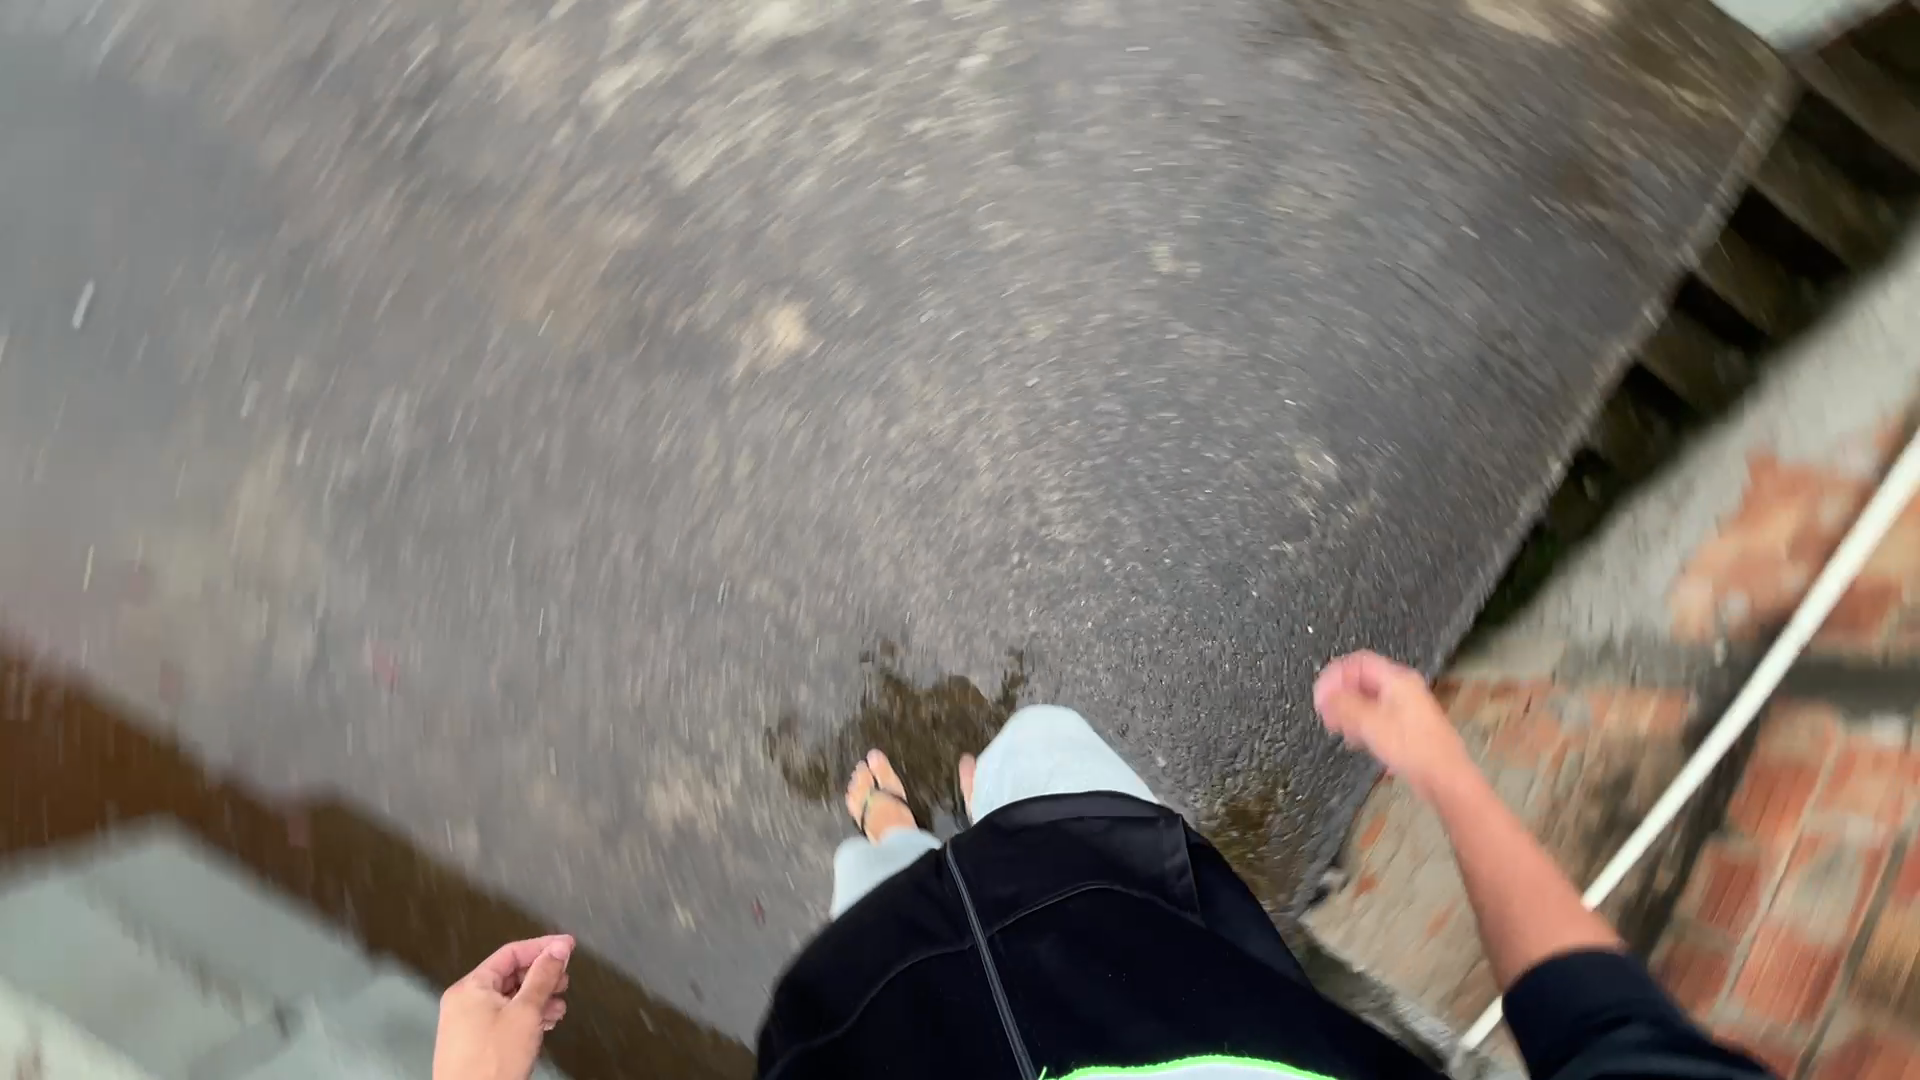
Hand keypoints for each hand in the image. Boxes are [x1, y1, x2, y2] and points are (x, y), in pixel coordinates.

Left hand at [434, 935, 573, 1079]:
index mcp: (471, 988)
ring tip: (558, 1008)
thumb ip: (544, 975)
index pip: (512, 952)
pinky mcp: (474, 1044)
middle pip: (512, 974)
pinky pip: (505, 1017)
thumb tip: (560, 947)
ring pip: (511, 997)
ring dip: (539, 998)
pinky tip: (544, 1023)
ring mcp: (467, 1025)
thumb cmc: (493, 1060)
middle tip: (564, 981)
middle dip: (543, 976)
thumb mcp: (526, 1011)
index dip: (544, 947)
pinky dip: (527, 1016)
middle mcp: (465, 1002)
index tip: (569, 948)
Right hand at [1314, 650, 1473, 799]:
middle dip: (1339, 694)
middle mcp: (1402, 689)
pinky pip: (1375, 715)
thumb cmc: (1414, 748)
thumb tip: (1324, 695)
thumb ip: (1342, 704)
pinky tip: (1354, 738)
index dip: (1335, 674)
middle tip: (1325, 710)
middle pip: (1361, 680)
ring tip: (1336, 726)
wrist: (1445, 779)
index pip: (1357, 662)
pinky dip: (1360, 722)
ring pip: (1366, 699)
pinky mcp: (1405, 726)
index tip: (1322, 693)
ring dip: (1347, 710)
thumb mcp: (1369, 722)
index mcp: (1397, 680)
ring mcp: (1405, 708)